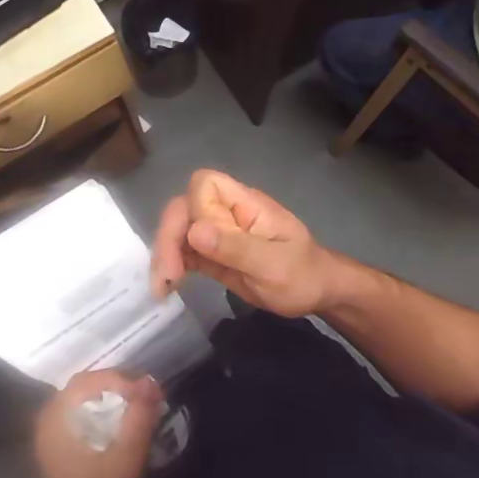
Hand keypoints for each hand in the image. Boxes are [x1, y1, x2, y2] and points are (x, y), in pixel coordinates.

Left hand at [34, 370, 164, 477]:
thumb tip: (149, 381)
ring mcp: (49, 428)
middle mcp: (48, 416)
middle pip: (85, 385)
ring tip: (136, 406)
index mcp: (57, 416)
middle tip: (145, 397)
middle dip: (118, 385)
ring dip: (110, 395)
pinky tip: (117, 421)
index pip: (91, 380)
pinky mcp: (56, 440)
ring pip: (82, 396)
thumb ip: (140, 416)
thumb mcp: (128, 455)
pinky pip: (78, 410)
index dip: (123, 380)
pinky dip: (100, 408)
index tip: (149, 392)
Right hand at [151, 169, 342, 317]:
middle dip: (170, 238)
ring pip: (179, 231)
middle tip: (167, 276)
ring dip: (165, 255)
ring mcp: (219, 233)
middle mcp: (227, 213)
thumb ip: (235, 247)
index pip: (205, 185)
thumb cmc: (303, 275)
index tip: (196, 243)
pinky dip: (172, 267)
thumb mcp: (273, 265)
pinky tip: (167, 288)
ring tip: (161, 288)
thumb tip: (195, 231)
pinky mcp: (213, 254)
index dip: (193, 208)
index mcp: (245, 204)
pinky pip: (185, 252)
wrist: (316, 292)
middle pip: (184, 209)